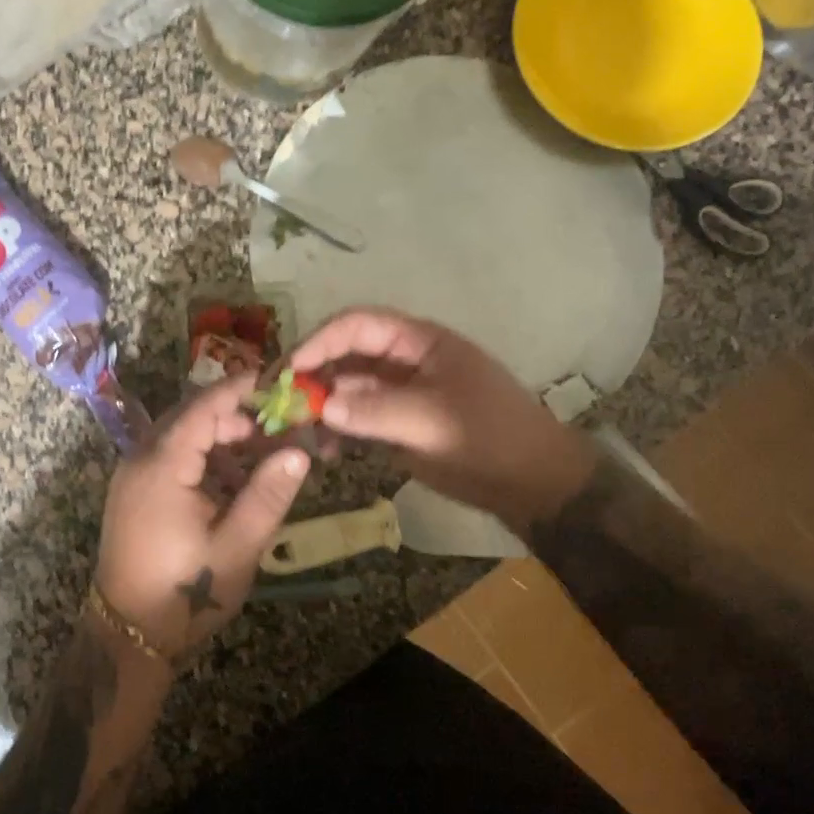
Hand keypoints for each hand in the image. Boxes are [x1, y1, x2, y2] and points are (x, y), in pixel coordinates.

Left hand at [94, 372, 310, 657]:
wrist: (128, 633)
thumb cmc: (185, 591)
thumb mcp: (237, 545)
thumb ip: (268, 494)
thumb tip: (300, 453)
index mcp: (162, 463)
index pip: (203, 406)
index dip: (239, 389)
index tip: (276, 380)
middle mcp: (140, 458)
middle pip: (190, 417)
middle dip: (235, 417)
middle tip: (279, 431)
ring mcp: (132, 475)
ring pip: (180, 437)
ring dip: (220, 441)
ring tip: (263, 460)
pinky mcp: (132, 493)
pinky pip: (168, 459)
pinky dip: (201, 461)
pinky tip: (233, 484)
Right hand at [290, 308, 595, 531]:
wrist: (535, 486)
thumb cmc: (492, 439)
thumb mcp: (435, 421)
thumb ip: (377, 411)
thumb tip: (323, 406)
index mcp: (418, 342)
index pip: (356, 326)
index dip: (319, 342)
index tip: (290, 371)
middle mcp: (401, 361)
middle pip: (343, 355)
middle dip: (310, 375)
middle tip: (278, 402)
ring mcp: (397, 393)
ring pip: (343, 388)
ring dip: (318, 406)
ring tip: (296, 431)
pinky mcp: (394, 424)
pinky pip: (354, 418)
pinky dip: (335, 430)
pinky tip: (325, 452)